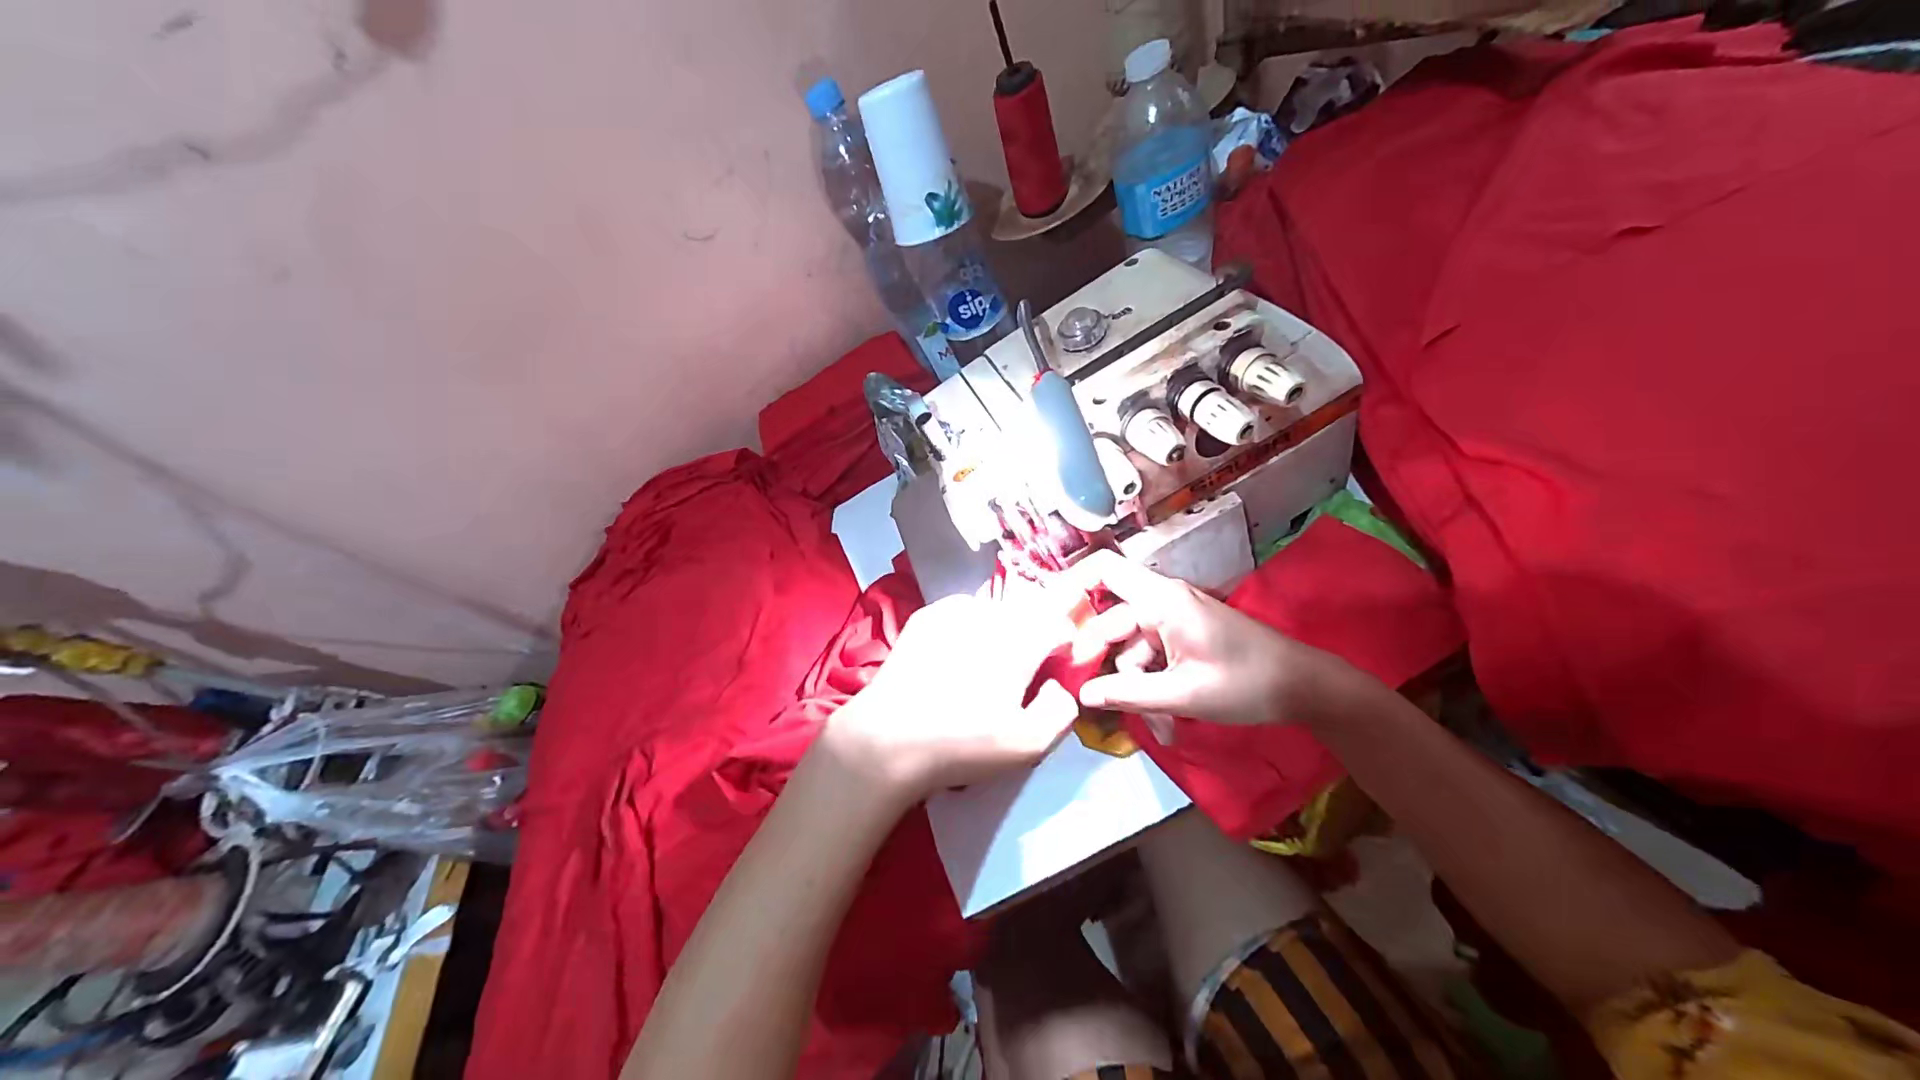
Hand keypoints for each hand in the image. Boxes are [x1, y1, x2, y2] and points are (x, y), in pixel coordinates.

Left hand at [822, 589, 1082, 803]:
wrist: (888, 740)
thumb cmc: (963, 743)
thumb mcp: (1029, 743)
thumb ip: (1061, 709)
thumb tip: (1058, 686)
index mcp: (1021, 639)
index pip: (1061, 627)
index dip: (1065, 651)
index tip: (1054, 676)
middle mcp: (990, 614)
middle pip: (1028, 615)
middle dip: (1033, 639)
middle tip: (1019, 678)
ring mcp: (953, 611)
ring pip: (995, 611)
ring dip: (1001, 632)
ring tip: (985, 669)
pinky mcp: (925, 617)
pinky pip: (962, 612)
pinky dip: (969, 627)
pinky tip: (956, 657)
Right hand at [1064, 550, 1360, 726]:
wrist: (1305, 687)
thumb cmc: (1244, 683)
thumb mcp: (1182, 695)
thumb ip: (1128, 693)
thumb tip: (1082, 696)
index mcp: (1161, 600)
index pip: (1103, 573)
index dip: (1072, 590)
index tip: (1051, 625)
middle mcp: (1163, 601)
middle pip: (1113, 622)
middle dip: (1109, 665)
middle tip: (1098, 701)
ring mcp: (1175, 619)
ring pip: (1133, 646)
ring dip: (1137, 684)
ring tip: (1155, 725)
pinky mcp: (1186, 636)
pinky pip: (1154, 655)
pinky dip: (1154, 683)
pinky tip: (1165, 718)